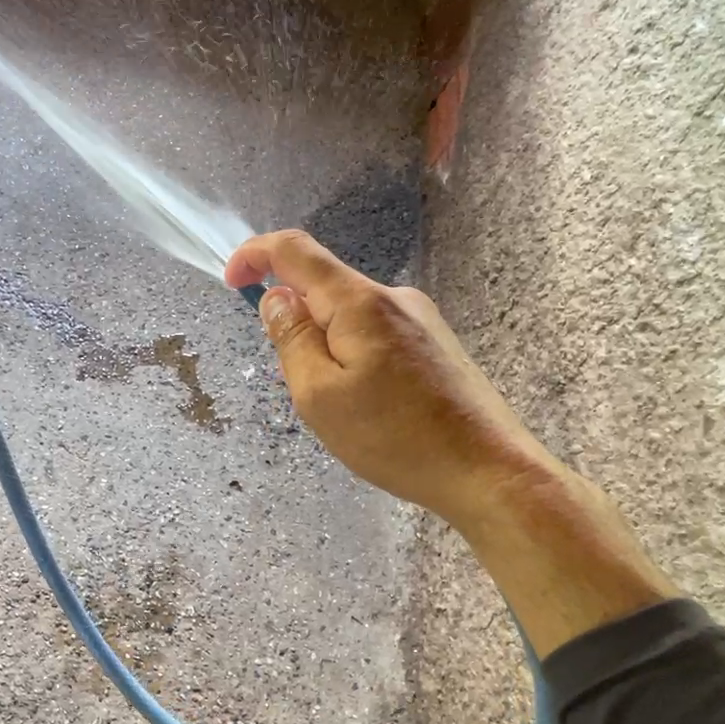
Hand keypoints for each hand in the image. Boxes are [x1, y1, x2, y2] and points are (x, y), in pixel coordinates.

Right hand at [226, 230, 559, 529]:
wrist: (492, 474)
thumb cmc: (395, 438)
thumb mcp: (317, 395)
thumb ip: (291, 338)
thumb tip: (277, 298)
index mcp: (359, 302)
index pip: (294, 249)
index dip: (254, 255)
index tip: (232, 284)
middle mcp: (392, 297)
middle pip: (322, 286)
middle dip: (292, 322)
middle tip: (296, 384)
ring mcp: (419, 319)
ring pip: (346, 314)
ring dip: (322, 345)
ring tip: (339, 407)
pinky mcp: (434, 343)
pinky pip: (372, 333)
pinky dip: (349, 356)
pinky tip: (367, 407)